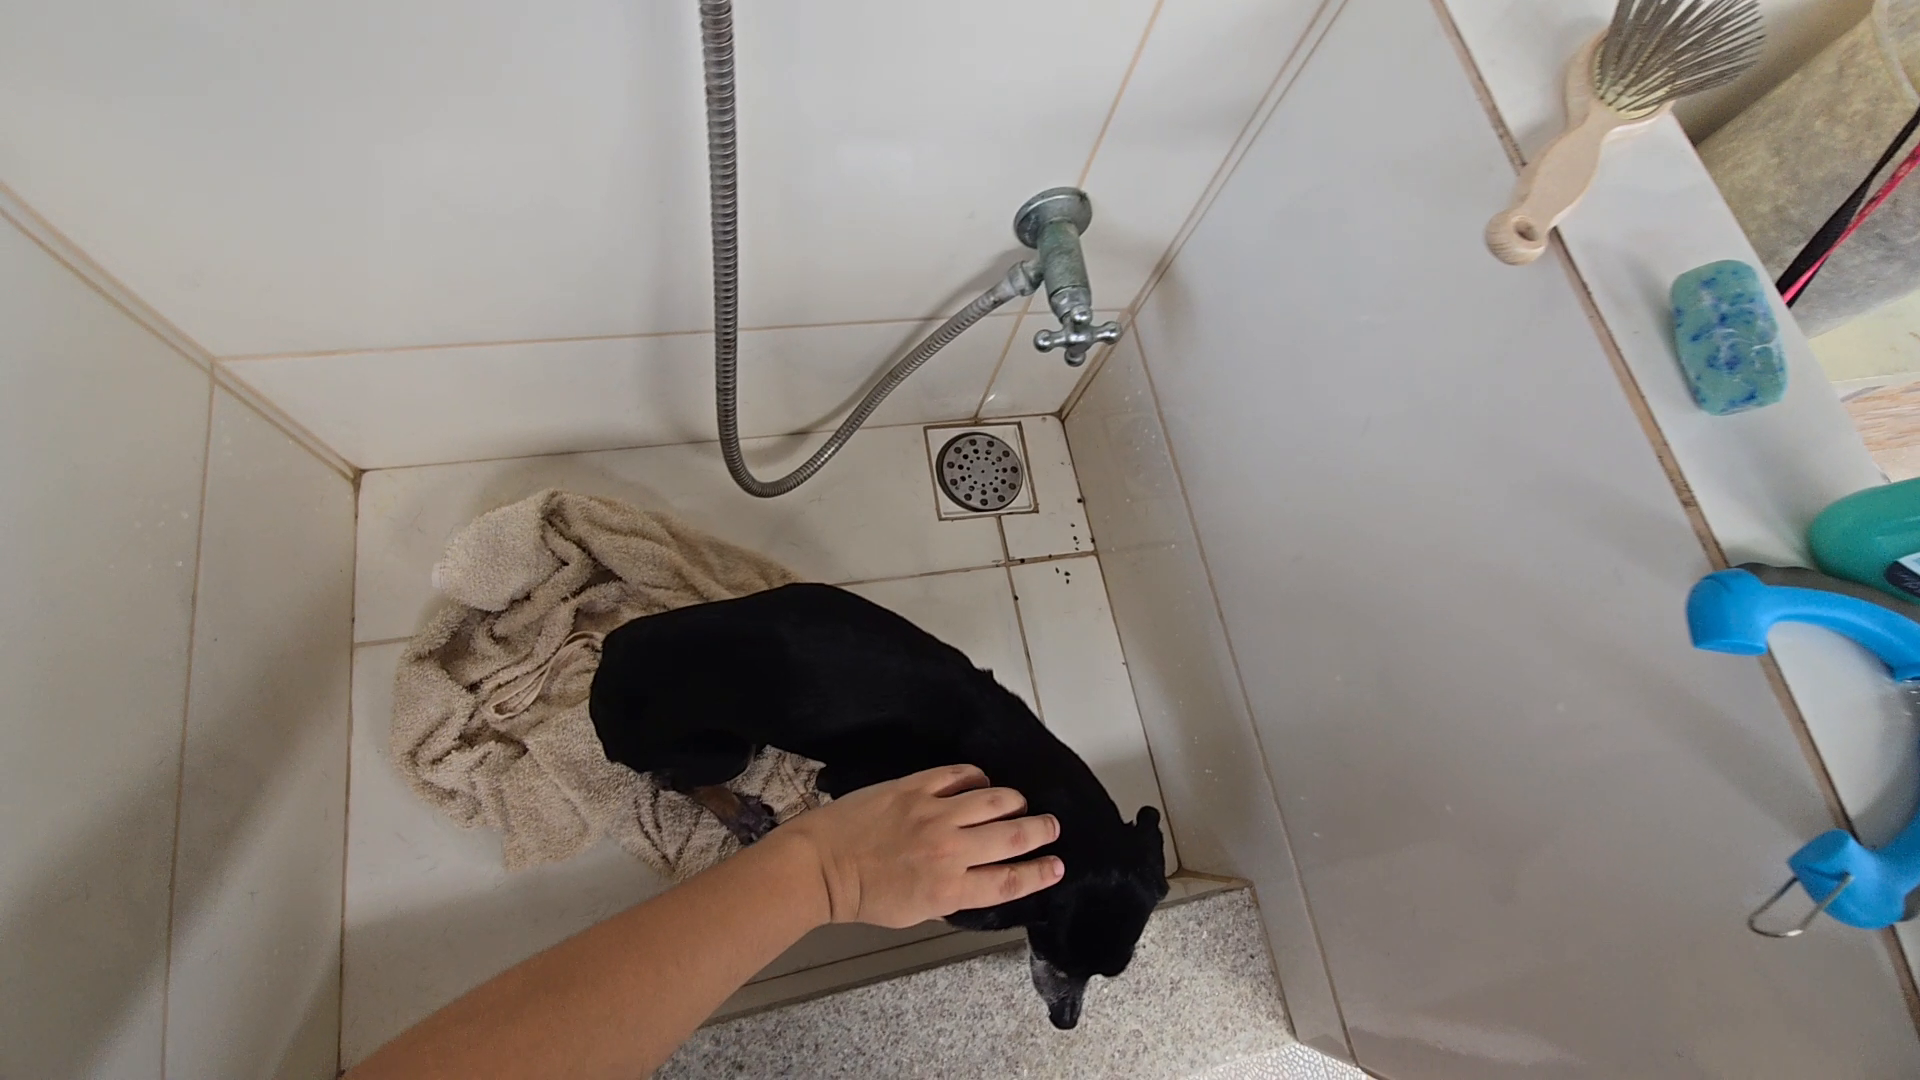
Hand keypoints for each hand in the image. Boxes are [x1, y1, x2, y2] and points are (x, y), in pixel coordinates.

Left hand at [776, 764, 1063, 927]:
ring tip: (1020, 803)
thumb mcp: (917, 910)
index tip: (1058, 864)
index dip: (1040, 872)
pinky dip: (978, 777)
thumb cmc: (865, 894)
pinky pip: (961, 774)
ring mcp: (934, 813)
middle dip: (1040, 831)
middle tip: (1052, 826)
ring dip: (1015, 801)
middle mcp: (950, 850)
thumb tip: (982, 876)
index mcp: (950, 890)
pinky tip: (981, 782)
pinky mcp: (917, 787)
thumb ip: (954, 894)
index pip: (1010, 881)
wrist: (822, 865)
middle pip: (1012, 837)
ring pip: (995, 800)